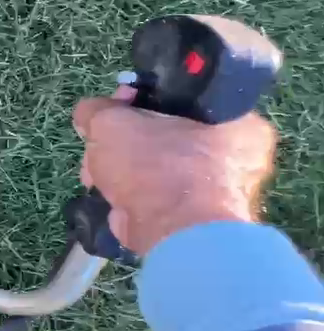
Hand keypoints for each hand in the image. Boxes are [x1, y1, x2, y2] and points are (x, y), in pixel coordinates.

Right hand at [72, 87, 276, 256]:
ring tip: (98, 175)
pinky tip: (110, 192)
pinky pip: (153, 189)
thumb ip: (97, 108)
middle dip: (118, 142)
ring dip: (115, 167)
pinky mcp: (195, 212)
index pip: (179, 101)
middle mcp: (238, 155)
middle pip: (158, 135)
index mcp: (237, 124)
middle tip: (100, 146)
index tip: (112, 108)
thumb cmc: (155, 165)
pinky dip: (127, 190)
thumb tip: (92, 111)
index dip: (138, 101)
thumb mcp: (112, 121)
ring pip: (149, 164)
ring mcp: (218, 187)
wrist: (171, 228)